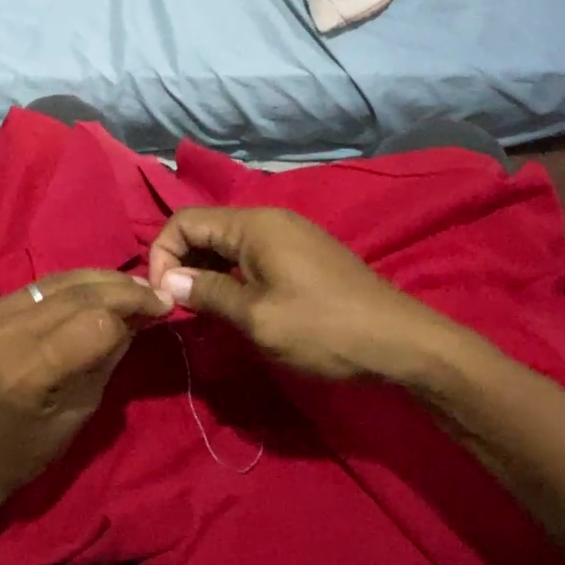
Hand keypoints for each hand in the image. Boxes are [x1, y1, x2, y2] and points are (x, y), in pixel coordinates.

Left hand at [0, 270, 172, 512]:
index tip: (163, 309)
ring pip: (56, 281)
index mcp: (26, 372)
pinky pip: (35, 288)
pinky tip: (94, 291)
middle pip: (75, 294)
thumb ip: (107, 359)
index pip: (93, 322)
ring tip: (132, 286)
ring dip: (99, 280)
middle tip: (156, 293)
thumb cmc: (25, 453)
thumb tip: (139, 315)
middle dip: (122, 288)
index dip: (132, 309)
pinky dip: (70, 286)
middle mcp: (2, 335)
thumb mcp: (79, 414)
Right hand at [148, 206, 474, 384]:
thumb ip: (208, 293)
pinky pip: (250, 255)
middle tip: (177, 307)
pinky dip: (231, 275)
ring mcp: (290, 237)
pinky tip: (234, 306)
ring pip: (227, 244)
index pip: (184, 221)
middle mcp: (269, 220)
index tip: (161, 297)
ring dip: (205, 272)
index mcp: (254, 225)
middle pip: (205, 229)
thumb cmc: (324, 329)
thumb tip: (166, 281)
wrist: (403, 343)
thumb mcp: (257, 317)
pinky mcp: (303, 256)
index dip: (162, 255)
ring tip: (201, 310)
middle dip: (181, 263)